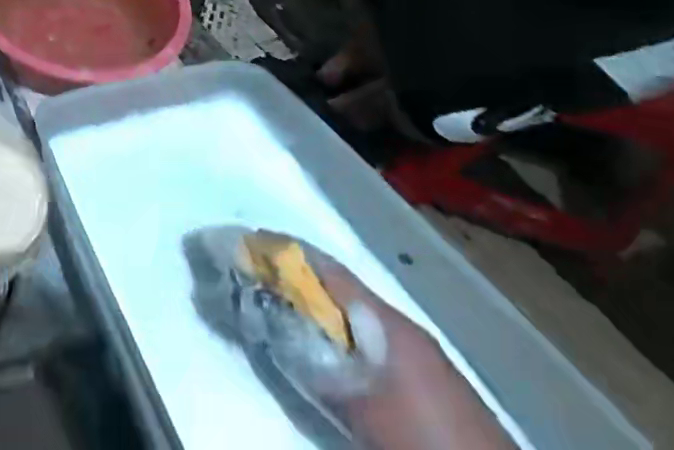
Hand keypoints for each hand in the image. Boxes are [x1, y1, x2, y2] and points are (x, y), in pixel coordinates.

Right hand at [257, 232, 516, 449]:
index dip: (288, 254)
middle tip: (252, 275)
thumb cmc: (425, 438)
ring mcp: (414, 353)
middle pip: (339, 289)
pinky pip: (364, 338)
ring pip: (352, 315)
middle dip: (296, 279)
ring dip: (314, 307)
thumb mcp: (365, 409)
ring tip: (275, 306)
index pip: (330, 271)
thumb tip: (274, 331)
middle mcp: (400, 326)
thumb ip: (318, 368)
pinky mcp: (420, 380)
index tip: (248, 243)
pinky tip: (318, 348)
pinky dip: (334, 333)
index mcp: (388, 322)